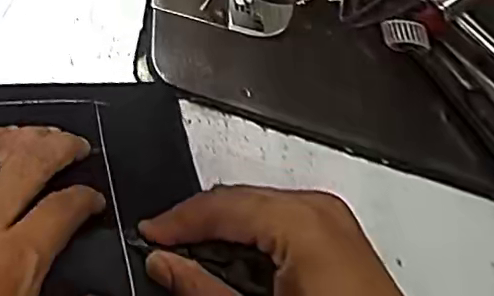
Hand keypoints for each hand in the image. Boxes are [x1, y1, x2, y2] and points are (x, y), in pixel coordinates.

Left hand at [0, 127, 106, 295]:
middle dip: (61, 147)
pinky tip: (4, 135)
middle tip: (79, 146)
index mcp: (9, 259)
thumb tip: (71, 253)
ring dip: (28, 135)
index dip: (84, 199)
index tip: (94, 198)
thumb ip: (48, 273)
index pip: (59, 210)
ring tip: (49, 135)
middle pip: (30, 162)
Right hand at [141, 186, 403, 295]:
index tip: (150, 236)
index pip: (216, 205)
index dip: (175, 222)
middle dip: (203, 233)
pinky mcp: (343, 239)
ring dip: (229, 241)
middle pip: (235, 205)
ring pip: (256, 214)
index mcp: (300, 219)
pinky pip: (282, 226)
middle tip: (171, 256)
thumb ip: (205, 287)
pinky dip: (258, 247)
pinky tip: (246, 275)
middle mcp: (318, 209)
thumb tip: (162, 262)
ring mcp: (335, 221)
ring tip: (208, 271)